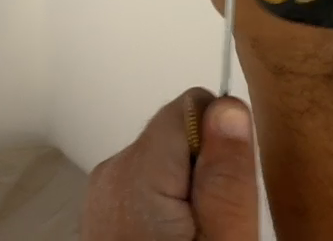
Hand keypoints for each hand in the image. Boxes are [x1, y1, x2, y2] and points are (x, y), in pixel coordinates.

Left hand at [82, 88, 258, 239]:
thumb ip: (224, 177)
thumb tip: (229, 105)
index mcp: (137, 166)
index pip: (191, 105)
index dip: (223, 142)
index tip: (230, 189)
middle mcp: (112, 168)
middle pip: (178, 135)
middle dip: (206, 171)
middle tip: (216, 227)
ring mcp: (102, 192)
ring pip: (165, 163)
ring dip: (188, 191)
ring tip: (197, 237)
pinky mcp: (102, 212)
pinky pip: (146, 188)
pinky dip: (167, 208)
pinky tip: (175, 240)